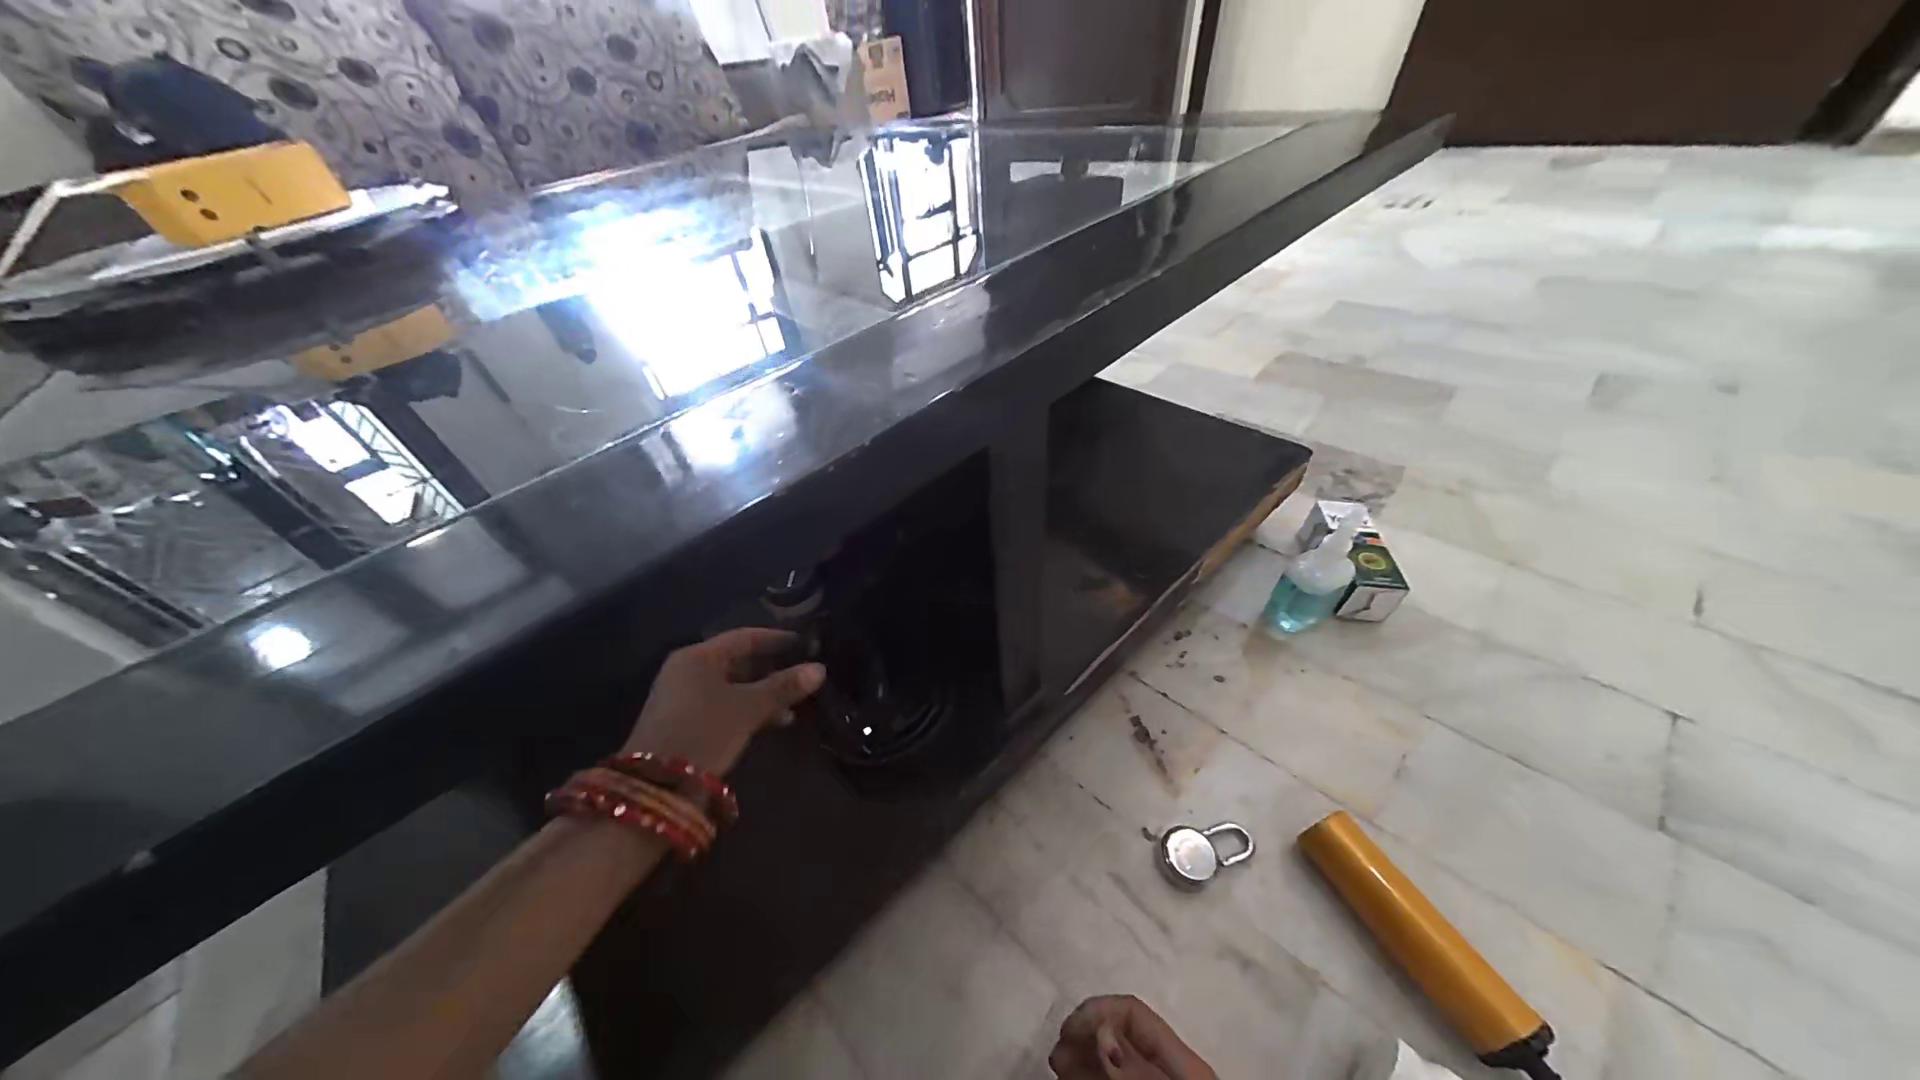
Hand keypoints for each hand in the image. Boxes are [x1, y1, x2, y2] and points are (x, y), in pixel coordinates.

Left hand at [620, 628, 825, 774]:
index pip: (745, 637)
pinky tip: (774, 721)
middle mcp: (687, 670)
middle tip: (804, 674)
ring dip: (763, 693)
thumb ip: (783, 687)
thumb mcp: (748, 708)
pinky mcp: (684, 721)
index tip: (806, 643)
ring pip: (732, 686)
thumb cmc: (704, 731)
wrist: (657, 784)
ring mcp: (683, 697)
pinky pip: (723, 704)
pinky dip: (747, 708)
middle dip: (772, 670)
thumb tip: (820, 669)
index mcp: (698, 656)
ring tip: (795, 705)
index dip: (777, 639)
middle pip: (737, 661)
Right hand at [1049, 996, 1215, 1079]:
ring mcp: (1156, 1074)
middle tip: (1057, 1047)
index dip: (1096, 1011)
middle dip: (1084, 1032)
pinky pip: (1114, 1075)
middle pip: (1119, 1032)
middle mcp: (1169, 1059)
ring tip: (1057, 1062)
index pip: (1132, 1009)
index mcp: (1182, 1051)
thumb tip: (1101, 1031)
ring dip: (1082, 1053)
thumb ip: (1137, 1065)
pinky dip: (1089, 1071)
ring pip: (1114, 1055)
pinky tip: (1071, 1074)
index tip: (1067, 1028)